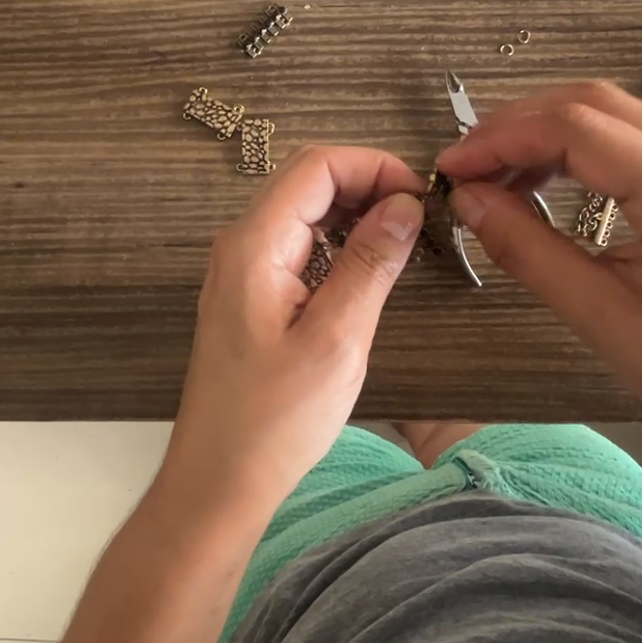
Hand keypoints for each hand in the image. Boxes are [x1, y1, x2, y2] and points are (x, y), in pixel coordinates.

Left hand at [163, 147, 425, 508]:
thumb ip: (370, 264)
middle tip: (419, 221)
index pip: (316, 165)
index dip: (374, 166)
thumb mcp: (336, 339)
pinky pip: (298, 245)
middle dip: (367, 185)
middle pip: (308, 181)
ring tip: (402, 243)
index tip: (422, 199)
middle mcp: (241, 243)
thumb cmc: (274, 419)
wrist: (219, 477)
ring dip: (354, 213)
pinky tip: (368, 269)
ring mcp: (242, 268)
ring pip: (304, 212)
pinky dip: (337, 243)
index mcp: (254, 244)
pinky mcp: (251, 293)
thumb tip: (406, 205)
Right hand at [434, 81, 641, 459]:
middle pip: (594, 104)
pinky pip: (626, 137)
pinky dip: (570, 147)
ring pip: (609, 113)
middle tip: (465, 164)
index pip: (579, 129)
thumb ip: (524, 248)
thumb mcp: (594, 313)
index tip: (452, 167)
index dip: (503, 139)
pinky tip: (537, 178)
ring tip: (492, 172)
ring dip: (541, 132)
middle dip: (516, 125)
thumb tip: (466, 198)